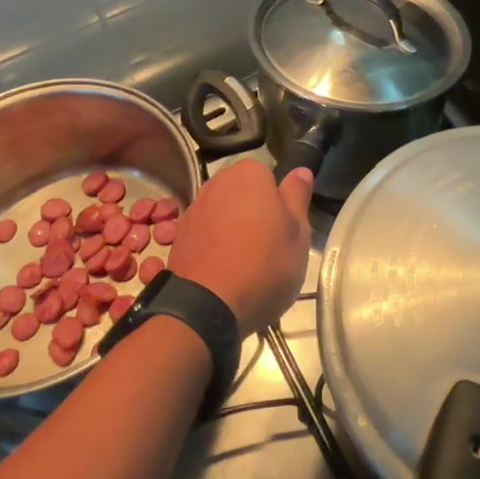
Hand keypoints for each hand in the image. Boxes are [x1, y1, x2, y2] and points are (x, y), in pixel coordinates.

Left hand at [169, 160, 313, 332]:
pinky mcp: (179, 238)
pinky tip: (224, 274)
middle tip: (270, 248)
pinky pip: (206, 236)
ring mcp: (194, 210)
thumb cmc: (264, 264)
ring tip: (246, 266)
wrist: (206, 307)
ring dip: (233, 231)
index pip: (269, 177)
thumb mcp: (298, 232)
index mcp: (248, 173)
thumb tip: (300, 171)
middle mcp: (216, 183)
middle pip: (243, 194)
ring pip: (223, 214)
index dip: (278, 203)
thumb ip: (297, 197)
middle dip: (254, 214)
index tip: (284, 229)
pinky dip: (214, 248)